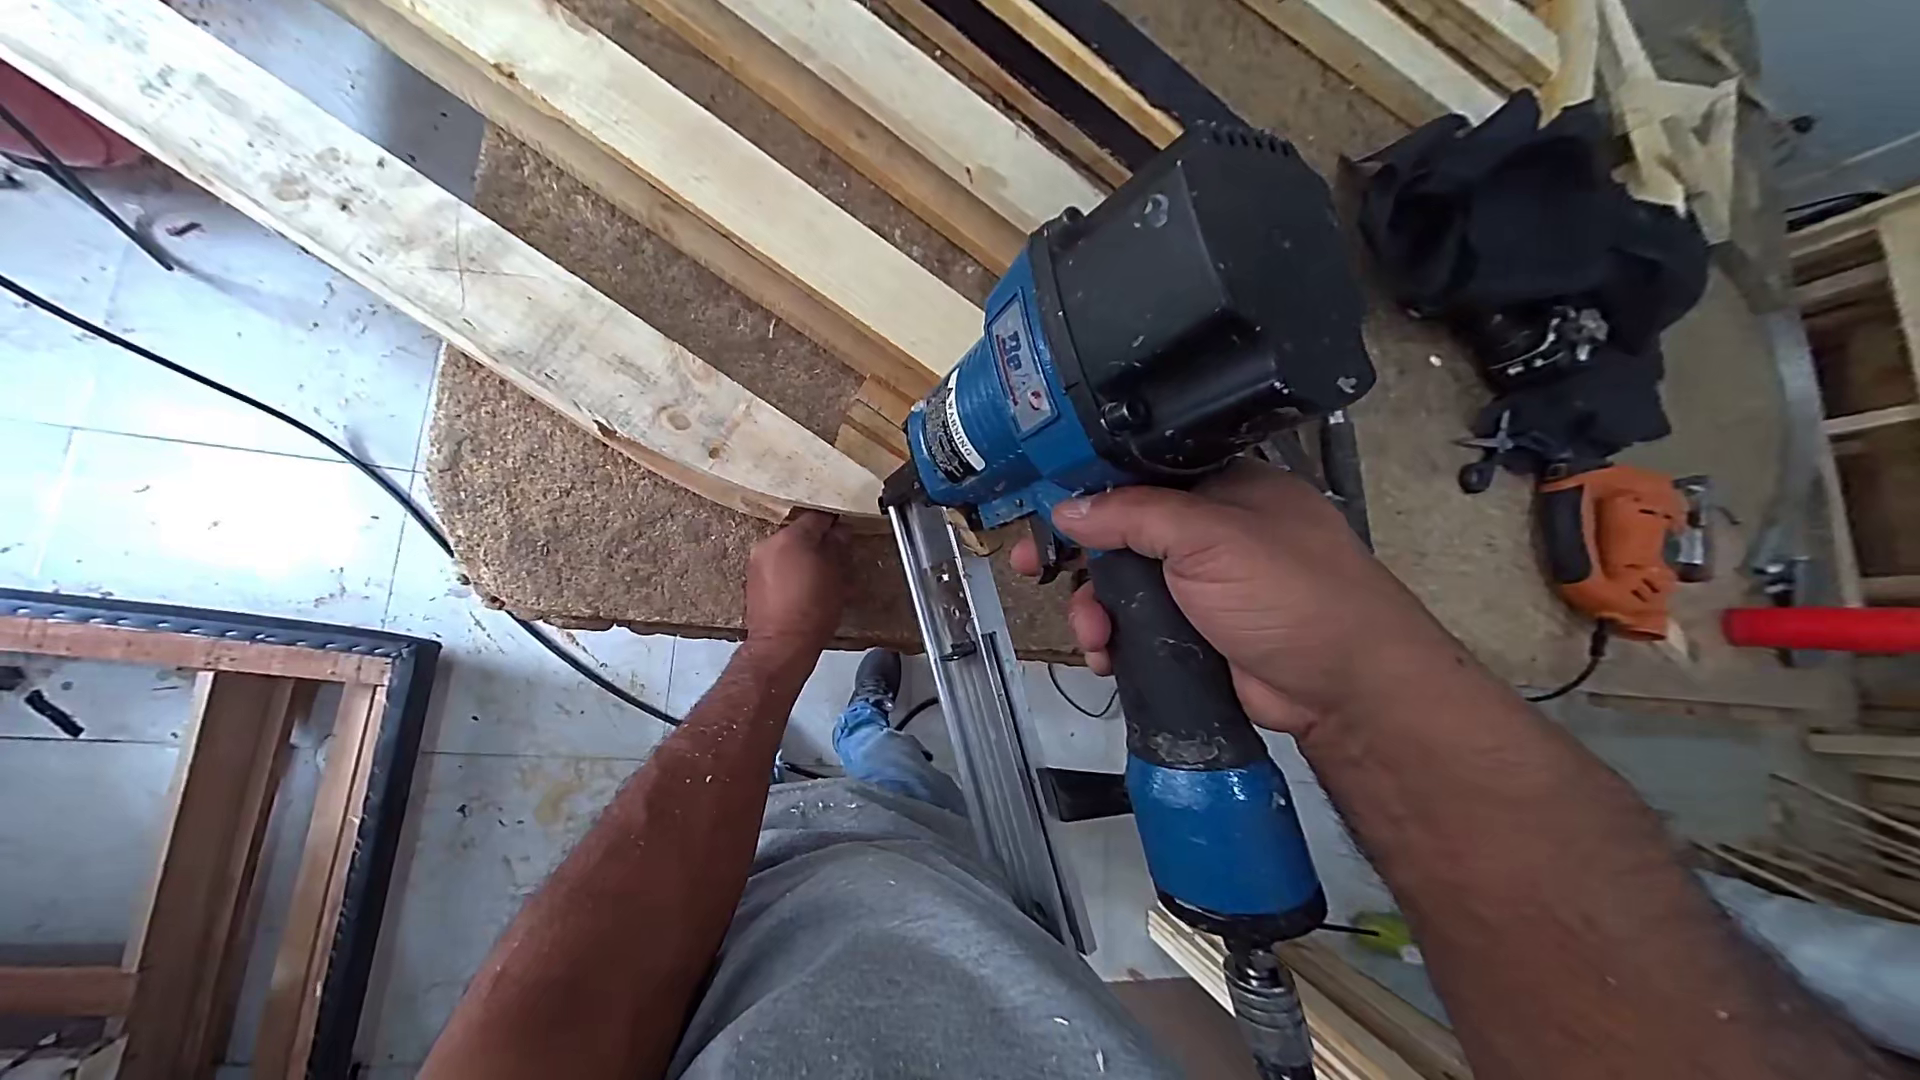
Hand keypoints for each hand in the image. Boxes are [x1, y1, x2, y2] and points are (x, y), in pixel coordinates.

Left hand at [744, 511, 848, 653]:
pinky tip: (800, 586)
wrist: (781, 645)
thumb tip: (839, 533)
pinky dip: (787, 569)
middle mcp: (769, 543)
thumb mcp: (837, 577)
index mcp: (792, 537)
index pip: (817, 517)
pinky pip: (774, 564)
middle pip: (798, 532)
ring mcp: (757, 561)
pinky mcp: (751, 579)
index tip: (844, 533)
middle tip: (834, 555)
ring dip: (801, 555)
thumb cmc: (813, 611)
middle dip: (816, 540)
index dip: (834, 523)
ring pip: (785, 548)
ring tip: (818, 574)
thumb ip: (837, 548)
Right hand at [1012, 460, 1452, 734]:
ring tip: (1092, 634)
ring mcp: (1196, 584)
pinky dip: (1112, 639)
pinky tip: (1106, 656)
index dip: (1086, 491)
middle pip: (1119, 533)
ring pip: (1120, 586)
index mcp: (1219, 489)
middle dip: (1078, 557)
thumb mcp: (1210, 539)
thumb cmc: (1291, 595)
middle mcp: (1205, 532)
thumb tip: (1067, 509)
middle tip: (1032, 568)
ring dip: (1093, 608)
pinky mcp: (1190, 631)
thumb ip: (1134, 516)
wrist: (1341, 691)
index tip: (1044, 510)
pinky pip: (1132, 625)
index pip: (1137, 476)